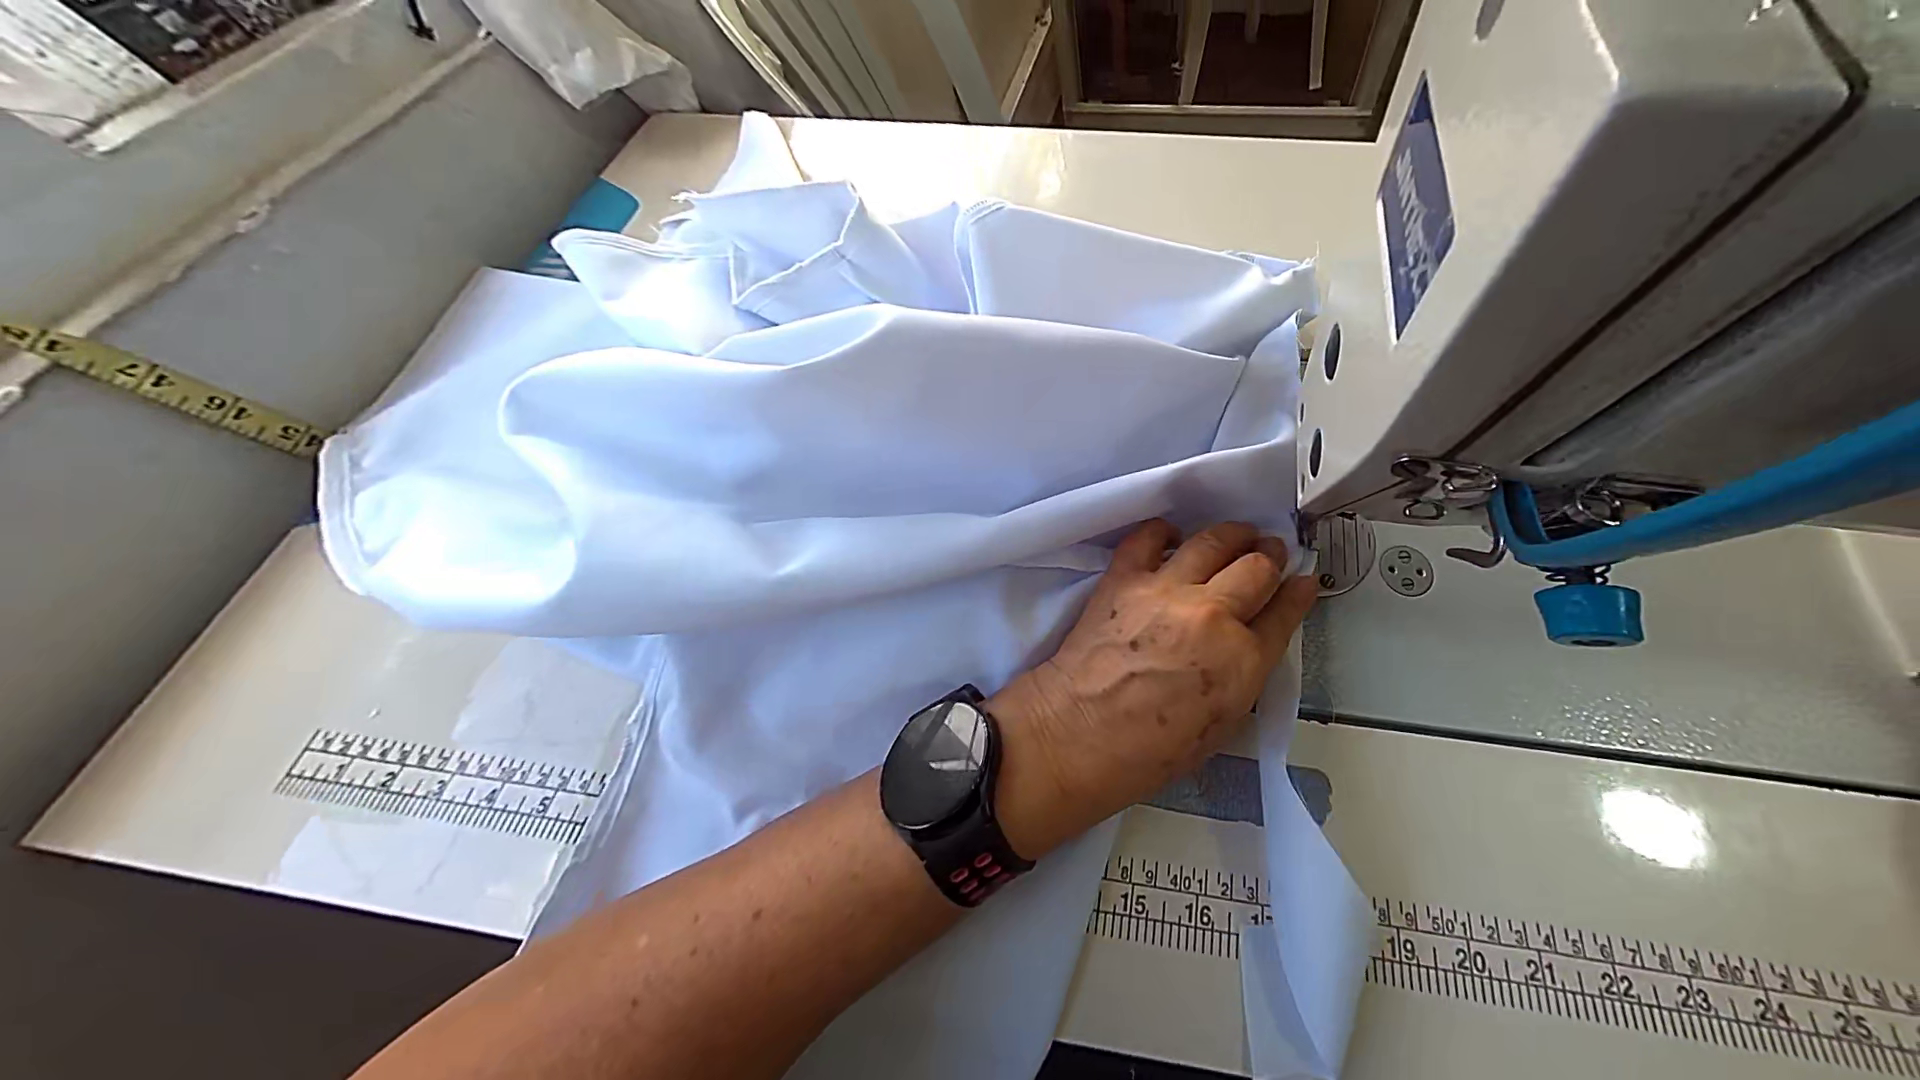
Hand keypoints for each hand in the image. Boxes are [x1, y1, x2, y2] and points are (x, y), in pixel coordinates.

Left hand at [990, 521, 1316, 858]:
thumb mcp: (1221, 726)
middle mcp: (1213, 617)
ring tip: (1238, 534)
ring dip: (1232, 535)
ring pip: (1214, 542)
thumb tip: (1245, 646)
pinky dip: (1163, 531)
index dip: (1298, 593)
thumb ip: (1242, 676)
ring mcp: (1167, 591)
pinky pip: (1148, 537)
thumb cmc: (1145, 750)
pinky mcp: (1124, 579)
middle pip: (1257, 568)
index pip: (1285, 613)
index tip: (1302, 581)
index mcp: (1244, 662)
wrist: (1078, 732)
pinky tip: (1170, 534)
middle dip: (1271, 557)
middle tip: (1270, 553)